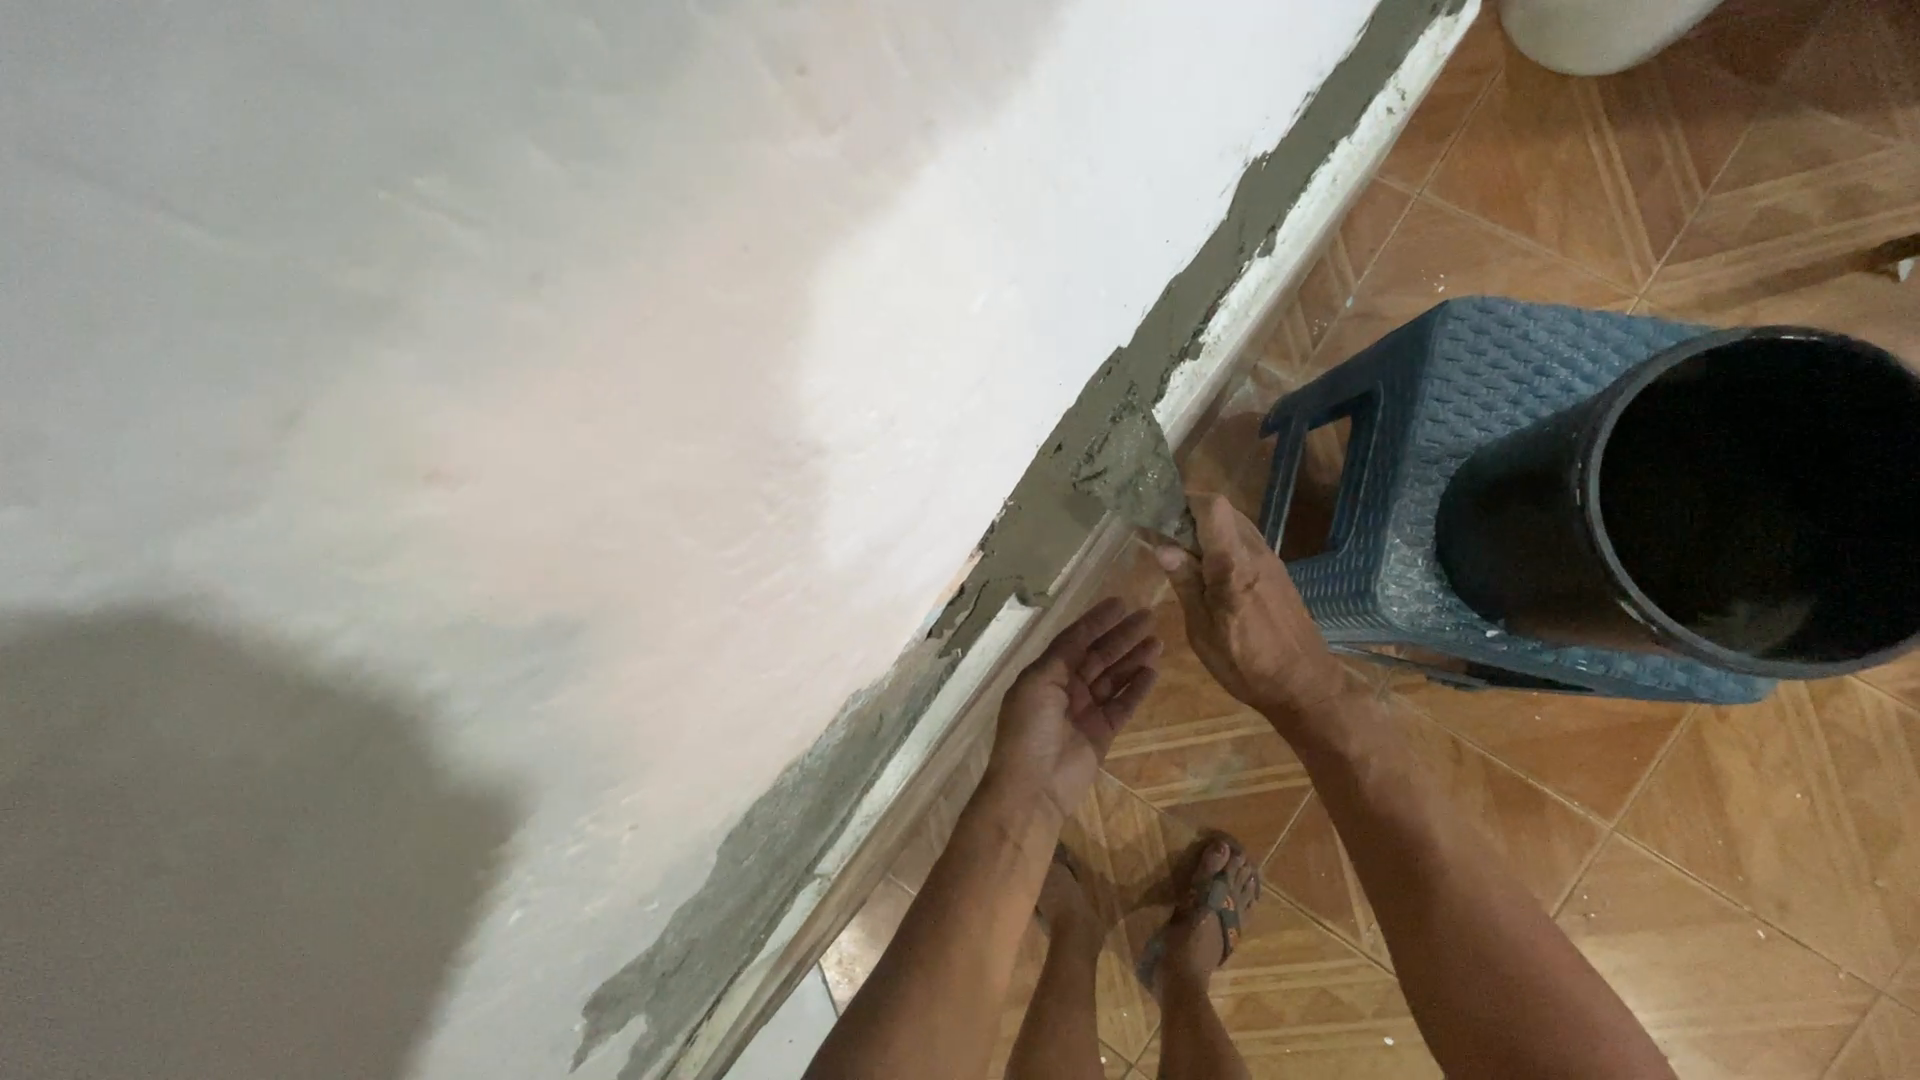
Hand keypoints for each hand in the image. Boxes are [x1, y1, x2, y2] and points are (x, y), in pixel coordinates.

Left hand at [986, 598, 1161, 820]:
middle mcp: (1065, 688)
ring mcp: (1084, 710)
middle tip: (1148, 617)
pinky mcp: (1102, 732)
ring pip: (1113, 677)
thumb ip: (1062, 656)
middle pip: (1098, 655)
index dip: (1096, 621)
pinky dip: (1137, 688)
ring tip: (1157, 641)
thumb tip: (1082, 633)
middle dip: (1121, 636)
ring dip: (1133, 658)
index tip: (1121, 603)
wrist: (1033, 786)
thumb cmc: (1028, 729)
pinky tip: (1153, 671)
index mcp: (1044, 674)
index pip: (1074, 639)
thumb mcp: (1038, 683)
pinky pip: (1122, 704)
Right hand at [1154, 494, 1348, 732]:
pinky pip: (1245, 542)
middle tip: (1167, 543)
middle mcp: (1255, 553)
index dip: (1183, 503)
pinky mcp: (1278, 572)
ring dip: (1208, 532)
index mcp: (1233, 566)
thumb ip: (1186, 583)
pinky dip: (1224, 545)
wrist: (1305, 685)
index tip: (1161, 520)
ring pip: (1235, 524)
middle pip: (1223, 510)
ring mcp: (1271, 560)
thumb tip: (1163, 546)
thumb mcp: (1202, 631)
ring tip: (1186, 561)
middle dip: (1191, 517)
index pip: (1212, 506)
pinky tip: (1211, 576)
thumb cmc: (1246, 665)